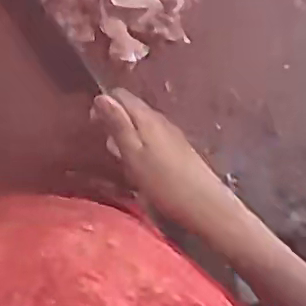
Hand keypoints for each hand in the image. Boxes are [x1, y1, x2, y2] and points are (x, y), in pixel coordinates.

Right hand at [94, 88, 305, 305]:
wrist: (211, 211)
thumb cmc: (165, 184)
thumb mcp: (133, 155)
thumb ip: (117, 125)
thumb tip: (101, 96)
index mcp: (147, 117)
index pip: (120, 94)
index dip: (104, 105)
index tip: (94, 126)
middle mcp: (161, 120)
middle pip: (132, 108)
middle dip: (115, 120)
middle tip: (107, 147)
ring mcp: (173, 135)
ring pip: (142, 123)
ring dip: (128, 134)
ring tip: (123, 160)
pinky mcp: (181, 150)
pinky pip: (154, 137)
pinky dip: (142, 145)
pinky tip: (143, 168)